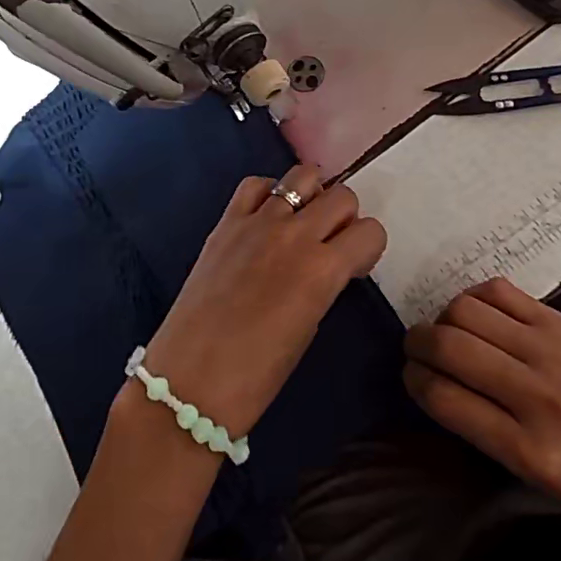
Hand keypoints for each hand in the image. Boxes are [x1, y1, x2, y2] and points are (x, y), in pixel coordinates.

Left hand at [141, 166, 386, 439]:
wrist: (190, 384)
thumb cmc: (257, 374)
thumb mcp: (310, 327)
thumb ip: (325, 285)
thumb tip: (327, 266)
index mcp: (323, 270)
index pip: (370, 232)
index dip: (367, 249)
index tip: (354, 267)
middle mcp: (295, 235)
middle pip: (342, 196)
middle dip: (345, 220)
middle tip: (329, 246)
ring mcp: (257, 223)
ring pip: (302, 176)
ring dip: (312, 196)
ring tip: (300, 225)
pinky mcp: (225, 223)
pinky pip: (255, 185)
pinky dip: (269, 195)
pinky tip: (266, 219)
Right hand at [403, 278, 560, 532]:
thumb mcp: (542, 483)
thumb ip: (486, 435)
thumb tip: (436, 386)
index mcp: (531, 452)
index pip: (443, 398)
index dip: (413, 381)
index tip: (411, 377)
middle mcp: (539, 396)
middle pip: (448, 346)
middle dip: (417, 343)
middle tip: (416, 351)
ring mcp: (555, 351)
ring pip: (467, 311)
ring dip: (443, 319)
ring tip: (448, 333)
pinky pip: (500, 291)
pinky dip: (475, 298)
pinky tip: (479, 316)